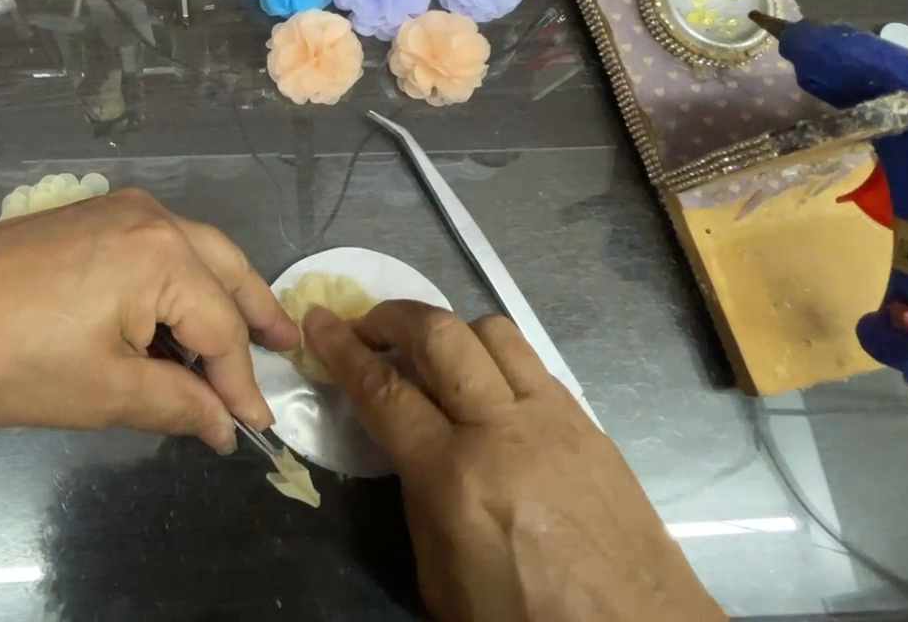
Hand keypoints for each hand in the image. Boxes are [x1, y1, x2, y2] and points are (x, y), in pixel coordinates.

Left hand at [0, 189, 298, 450]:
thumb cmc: (21, 363)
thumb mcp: (109, 392)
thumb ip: (180, 404)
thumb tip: (225, 425)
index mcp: (162, 254)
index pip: (221, 326)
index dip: (242, 380)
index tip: (256, 425)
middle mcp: (148, 216)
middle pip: (222, 267)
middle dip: (254, 311)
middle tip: (285, 344)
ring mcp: (113, 208)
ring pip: (190, 250)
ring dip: (216, 292)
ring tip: (240, 332)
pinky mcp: (85, 215)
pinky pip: (153, 244)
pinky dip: (176, 279)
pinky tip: (174, 313)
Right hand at [303, 302, 723, 621]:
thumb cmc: (523, 620)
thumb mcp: (441, 576)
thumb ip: (418, 494)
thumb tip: (409, 440)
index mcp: (456, 480)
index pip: (385, 391)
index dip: (343, 350)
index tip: (318, 321)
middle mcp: (505, 433)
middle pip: (440, 335)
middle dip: (393, 316)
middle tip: (369, 326)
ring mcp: (555, 421)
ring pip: (492, 332)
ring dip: (450, 332)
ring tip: (433, 356)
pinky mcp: (589, 424)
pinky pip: (531, 365)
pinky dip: (494, 361)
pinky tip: (487, 391)